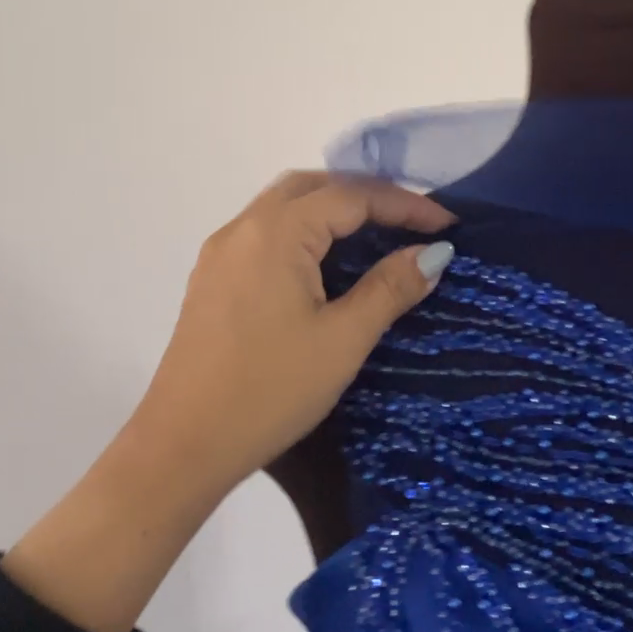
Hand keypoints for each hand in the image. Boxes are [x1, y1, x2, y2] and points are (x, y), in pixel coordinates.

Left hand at [127, 171, 456, 485]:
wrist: (184, 444)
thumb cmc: (270, 391)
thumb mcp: (342, 340)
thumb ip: (390, 288)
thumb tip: (434, 253)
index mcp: (275, 233)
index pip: (351, 197)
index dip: (405, 205)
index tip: (448, 225)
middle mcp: (242, 228)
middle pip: (313, 187)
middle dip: (367, 195)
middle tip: (412, 222)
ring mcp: (221, 254)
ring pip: (284, 207)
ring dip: (332, 210)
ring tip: (378, 236)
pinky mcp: (212, 280)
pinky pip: (265, 234)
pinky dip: (304, 232)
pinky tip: (327, 264)